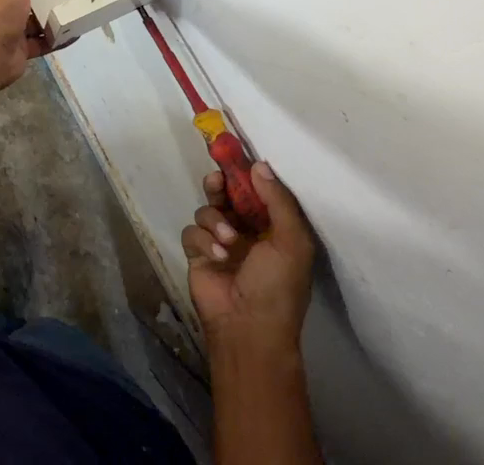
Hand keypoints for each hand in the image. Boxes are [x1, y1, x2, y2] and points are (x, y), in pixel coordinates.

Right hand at [182, 163, 314, 357]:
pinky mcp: (197, 253)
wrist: (249, 327)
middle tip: (217, 182)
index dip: (246, 174)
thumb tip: (259, 165)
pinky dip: (203, 240)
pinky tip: (216, 256)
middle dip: (221, 186)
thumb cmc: (278, 286)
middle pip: (226, 194)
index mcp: (273, 228)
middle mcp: (246, 231)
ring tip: (227, 241)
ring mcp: (219, 241)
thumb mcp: (291, 243)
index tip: (233, 155)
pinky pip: (192, 231)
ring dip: (215, 221)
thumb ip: (277, 202)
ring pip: (206, 209)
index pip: (257, 191)